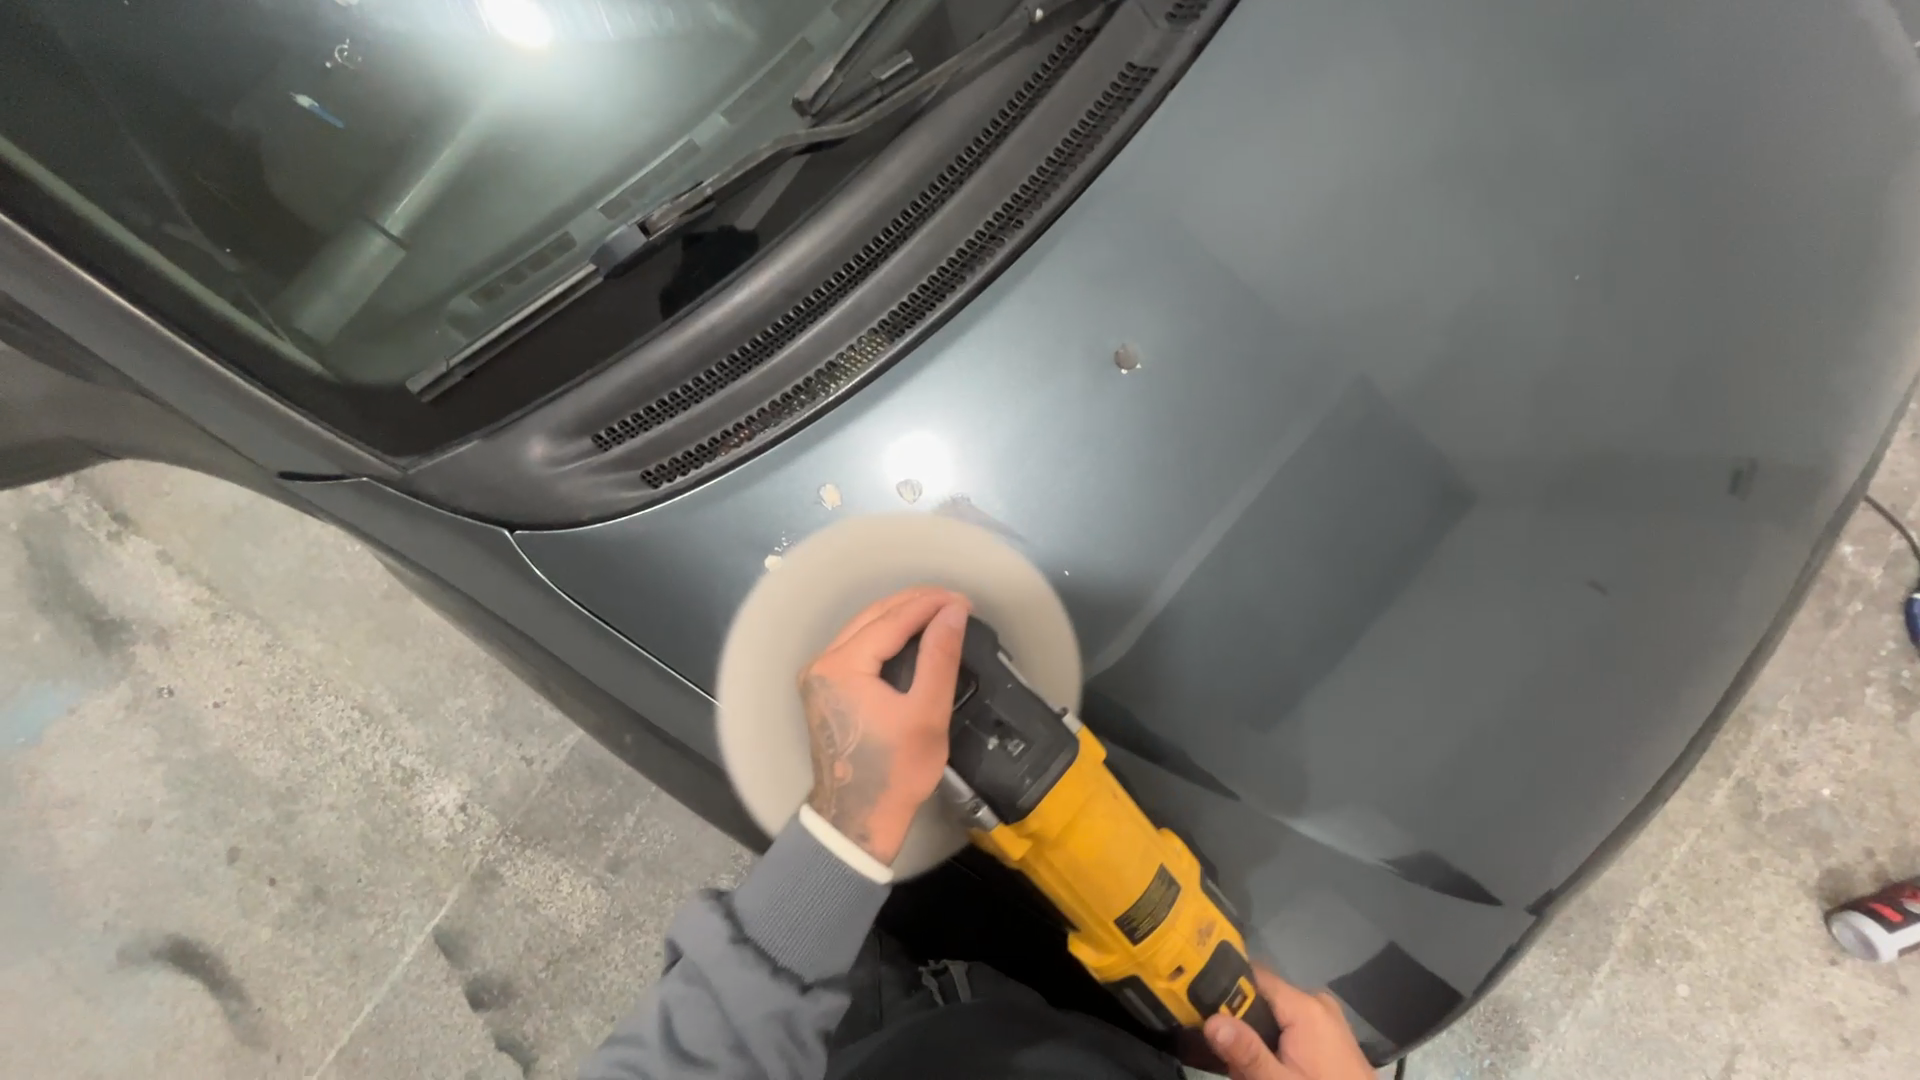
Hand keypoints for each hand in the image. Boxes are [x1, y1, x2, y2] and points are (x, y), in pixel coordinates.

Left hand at [798, 586, 971, 864]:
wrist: (859, 820)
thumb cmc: (895, 771)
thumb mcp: (926, 713)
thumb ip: (940, 657)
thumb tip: (954, 611)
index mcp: (841, 667)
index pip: (891, 620)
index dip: (930, 605)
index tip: (964, 600)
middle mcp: (822, 664)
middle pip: (873, 617)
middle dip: (915, 603)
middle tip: (954, 601)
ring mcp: (818, 676)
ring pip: (863, 629)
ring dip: (901, 616)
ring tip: (939, 611)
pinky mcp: (824, 689)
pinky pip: (857, 647)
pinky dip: (886, 636)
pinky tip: (913, 635)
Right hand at [1202, 967, 1374, 1079]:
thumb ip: (1247, 1053)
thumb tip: (1210, 1021)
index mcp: (1305, 1006)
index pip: (1252, 977)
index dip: (1226, 993)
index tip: (1208, 1017)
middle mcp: (1317, 1003)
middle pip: (1263, 999)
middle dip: (1244, 1029)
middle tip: (1236, 1065)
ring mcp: (1328, 1020)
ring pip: (1276, 1017)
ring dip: (1260, 1043)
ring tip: (1254, 1075)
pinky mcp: (1333, 1037)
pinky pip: (1294, 1029)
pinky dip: (1279, 1047)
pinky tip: (1276, 1073)